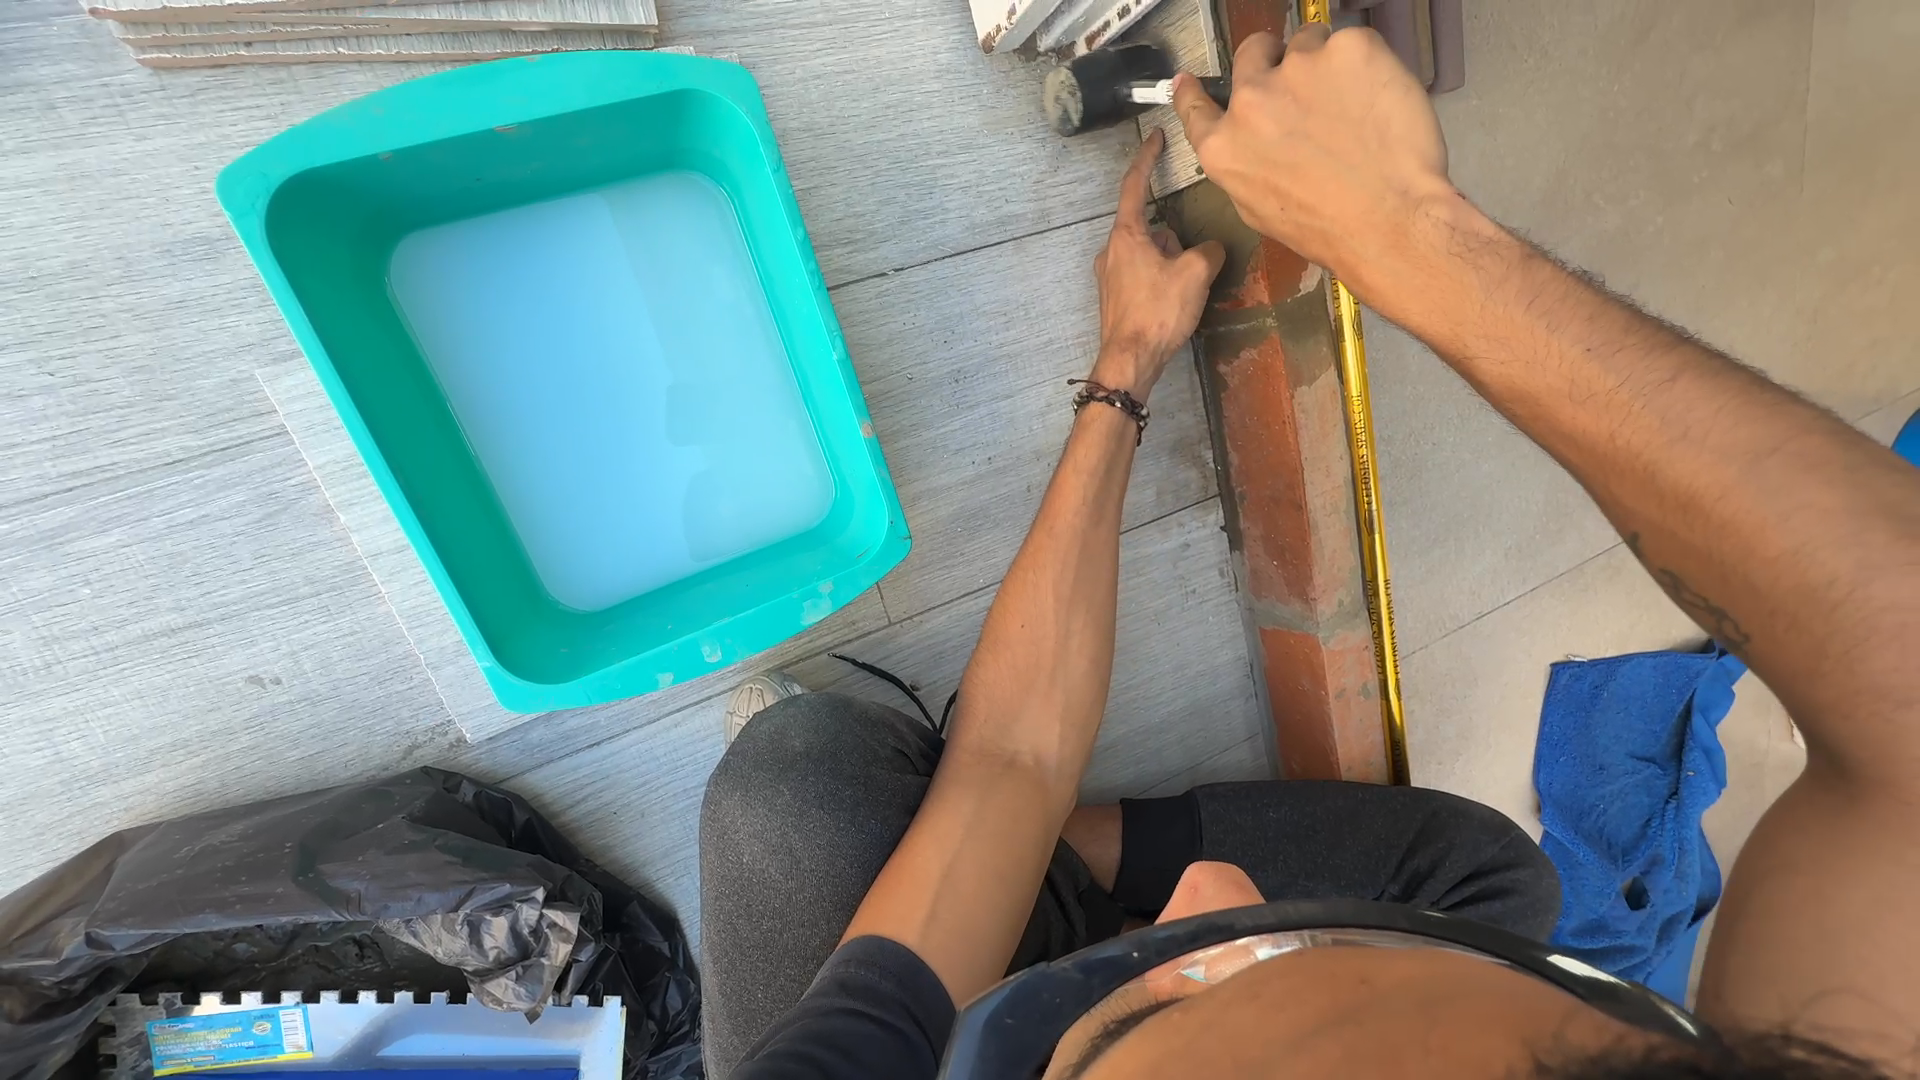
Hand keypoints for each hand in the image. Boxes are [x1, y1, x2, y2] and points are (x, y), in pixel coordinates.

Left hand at [1090, 129, 1225, 399]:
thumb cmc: (1158, 312)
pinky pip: (1141, 277)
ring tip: (1183, 292)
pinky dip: (1160, 282)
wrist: (1129, 361)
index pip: (1134, 185)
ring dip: (1169, 264)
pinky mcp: (1113, 300)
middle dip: (1173, 240)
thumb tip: (1209, 250)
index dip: (1147, 158)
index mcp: (1125, 235)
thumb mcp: (1196, 273)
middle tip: (1191, 264)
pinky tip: (1171, 305)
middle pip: (1148, 228)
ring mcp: (1108, 277)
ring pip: (1147, 255)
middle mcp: (1110, 251)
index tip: (1156, 137)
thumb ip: (1209, 250)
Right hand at [1173, 26, 1455, 289]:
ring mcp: (1298, 67)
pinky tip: (1375, 100)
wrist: (1383, 215)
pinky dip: (1364, 65)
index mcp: (1223, 147)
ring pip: (1308, 41)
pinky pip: (1353, 42)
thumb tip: (1250, 144)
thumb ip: (1242, 164)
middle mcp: (1250, 101)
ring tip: (1347, 102)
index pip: (1194, 108)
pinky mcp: (1348, 47)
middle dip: (1270, 61)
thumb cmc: (1320, 226)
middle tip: (1300, 85)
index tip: (1187, 81)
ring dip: (1321, 62)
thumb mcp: (1255, 209)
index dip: (1191, 92)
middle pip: (1252, 53)